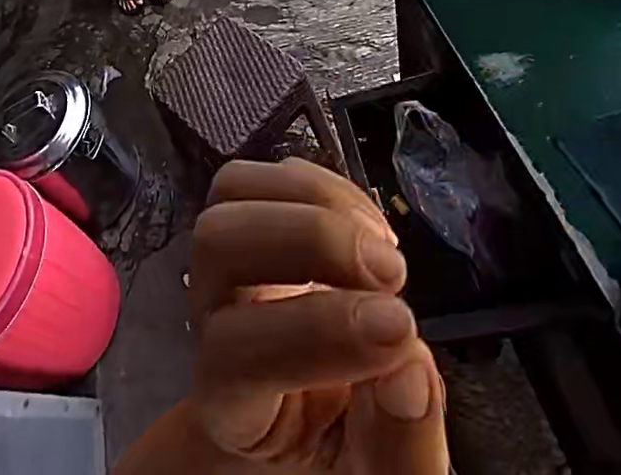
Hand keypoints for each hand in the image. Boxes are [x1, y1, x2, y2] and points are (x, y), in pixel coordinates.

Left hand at [188, 158, 446, 472]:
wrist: (313, 401)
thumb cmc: (339, 440)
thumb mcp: (378, 469)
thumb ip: (400, 443)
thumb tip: (408, 365)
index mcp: (232, 401)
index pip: (238, 354)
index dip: (318, 332)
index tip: (400, 331)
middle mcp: (212, 318)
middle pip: (218, 242)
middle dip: (314, 240)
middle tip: (392, 274)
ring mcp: (226, 260)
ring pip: (231, 193)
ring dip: (319, 203)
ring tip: (382, 246)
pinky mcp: (252, 220)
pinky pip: (262, 175)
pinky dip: (323, 185)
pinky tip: (369, 226)